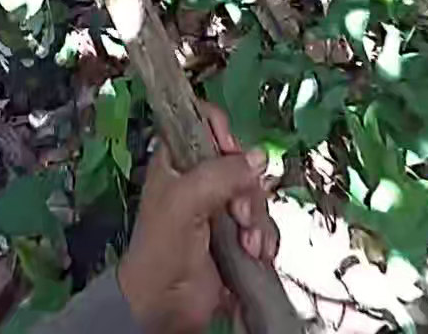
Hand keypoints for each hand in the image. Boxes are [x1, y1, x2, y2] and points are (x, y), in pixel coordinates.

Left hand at [118, 102, 279, 333]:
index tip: (230, 149)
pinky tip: (255, 254)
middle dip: (246, 186)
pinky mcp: (236, 236)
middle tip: (239, 211)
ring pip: (254, 193)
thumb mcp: (186, 199)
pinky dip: (264, 238)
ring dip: (257, 218)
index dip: (219, 129)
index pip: (202, 122)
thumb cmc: (163, 244)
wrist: (165, 305)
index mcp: (177, 157)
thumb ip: (221, 174)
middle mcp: (200, 176)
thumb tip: (259, 157)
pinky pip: (263, 224)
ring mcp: (219, 206)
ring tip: (247, 242)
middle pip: (238, 160)